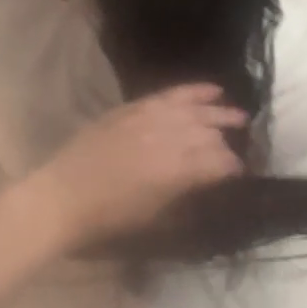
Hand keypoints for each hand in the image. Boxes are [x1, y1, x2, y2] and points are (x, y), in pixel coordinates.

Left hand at [21, 84, 246, 249]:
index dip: (235, 169)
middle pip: (210, 135)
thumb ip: (187, 197)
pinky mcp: (135, 107)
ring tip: (238, 116)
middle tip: (242, 150)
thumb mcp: (156, 217)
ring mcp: (151, 118)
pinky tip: (213, 90)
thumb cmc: (108, 217)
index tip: (242, 176)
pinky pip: (171, 94)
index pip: (220, 163)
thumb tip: (209, 185)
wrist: (64, 196)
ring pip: (195, 111)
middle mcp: (169, 139)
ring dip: (220, 114)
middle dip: (228, 144)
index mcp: (178, 171)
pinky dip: (195, 91)